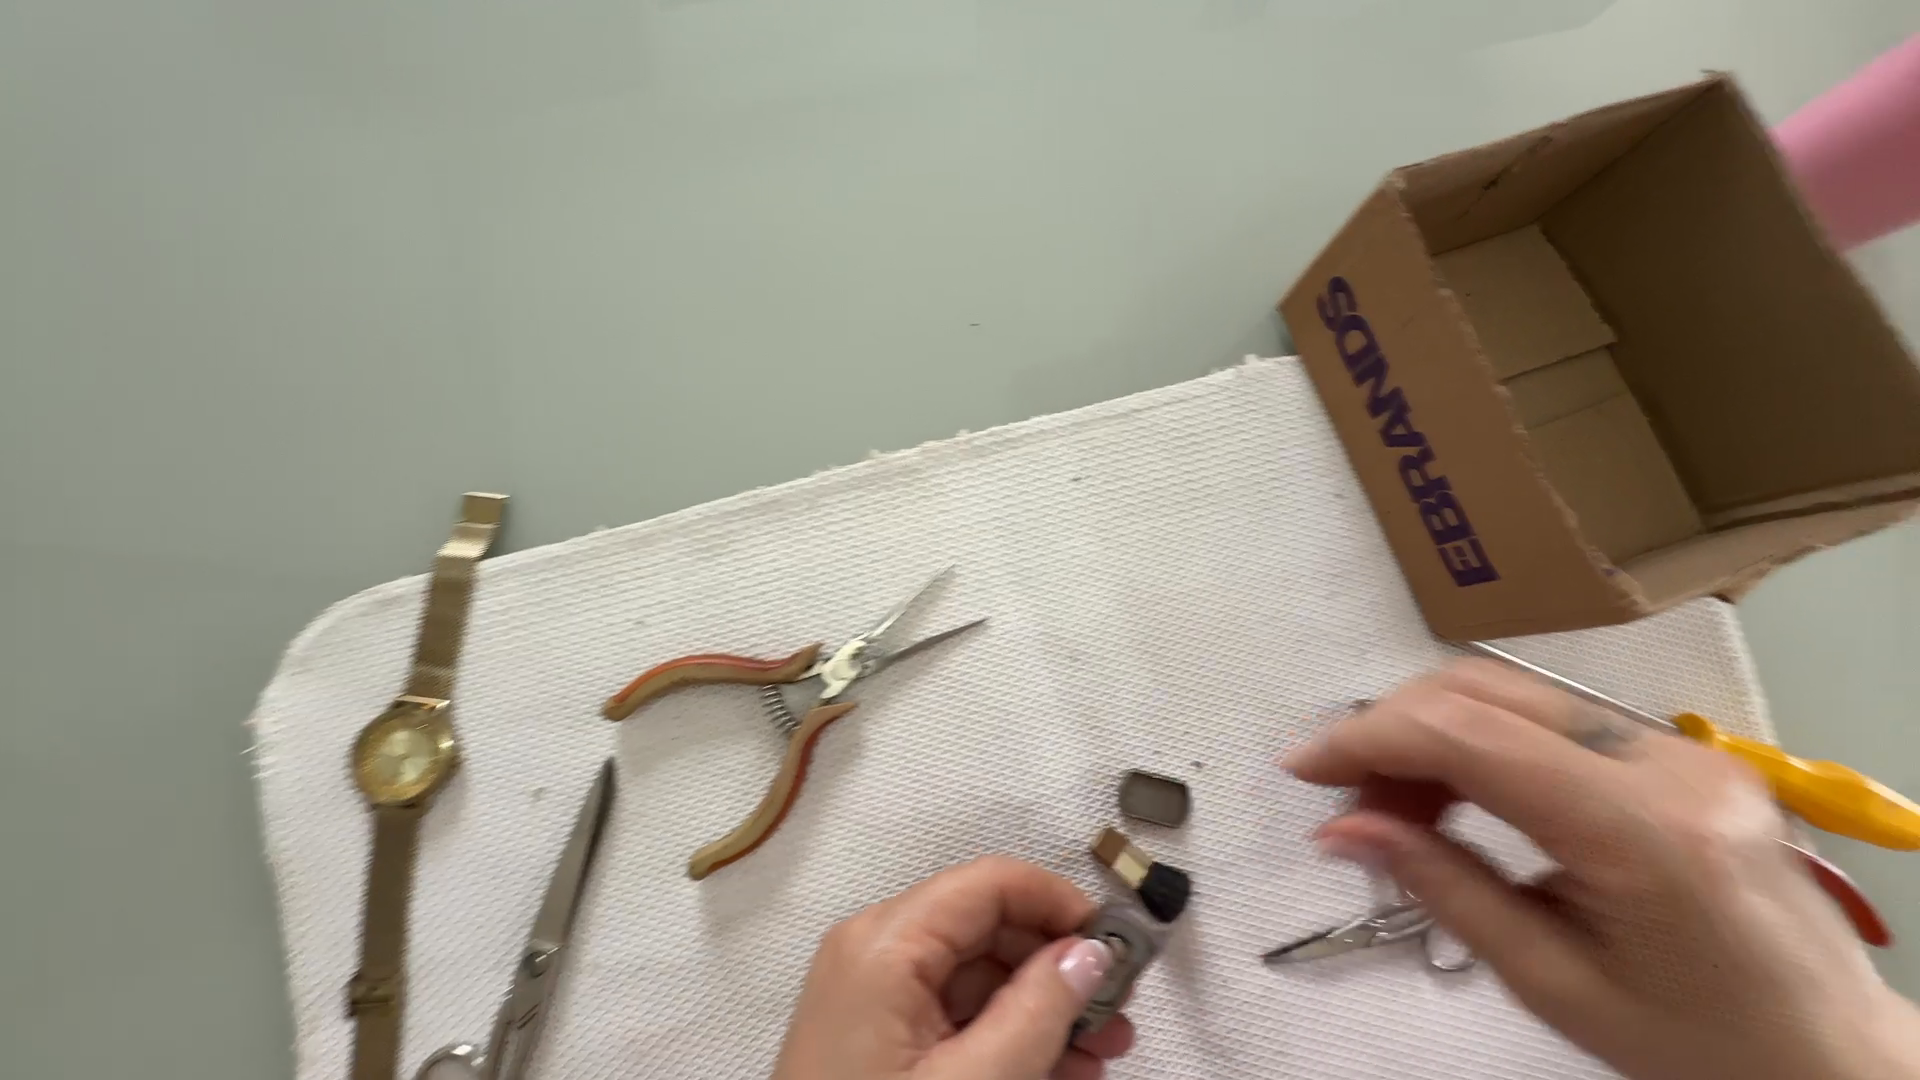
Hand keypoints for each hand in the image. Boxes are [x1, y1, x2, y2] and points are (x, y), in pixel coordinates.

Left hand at [771, 856, 1135, 1079]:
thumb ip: (1038, 1011)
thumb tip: (1091, 950)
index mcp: (887, 941)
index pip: (989, 883)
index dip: (1058, 901)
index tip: (1117, 944)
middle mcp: (876, 946)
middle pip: (985, 924)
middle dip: (1057, 962)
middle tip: (1120, 1010)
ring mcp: (873, 990)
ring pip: (976, 971)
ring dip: (1042, 1003)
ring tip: (1107, 1048)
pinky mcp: (877, 1031)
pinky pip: (954, 1011)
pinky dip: (1007, 1032)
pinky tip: (1061, 1068)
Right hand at [1284, 660, 1919, 1079]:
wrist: (1840, 1062)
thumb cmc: (1696, 1047)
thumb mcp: (1552, 983)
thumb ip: (1440, 886)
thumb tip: (1337, 827)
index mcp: (1646, 831)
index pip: (1470, 738)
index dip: (1367, 738)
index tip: (1299, 768)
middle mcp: (1665, 760)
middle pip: (1478, 691)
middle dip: (1387, 732)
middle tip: (1350, 802)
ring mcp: (1672, 743)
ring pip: (1497, 689)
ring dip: (1421, 733)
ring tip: (1395, 807)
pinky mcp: (1664, 745)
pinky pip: (1531, 712)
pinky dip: (1464, 740)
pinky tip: (1448, 793)